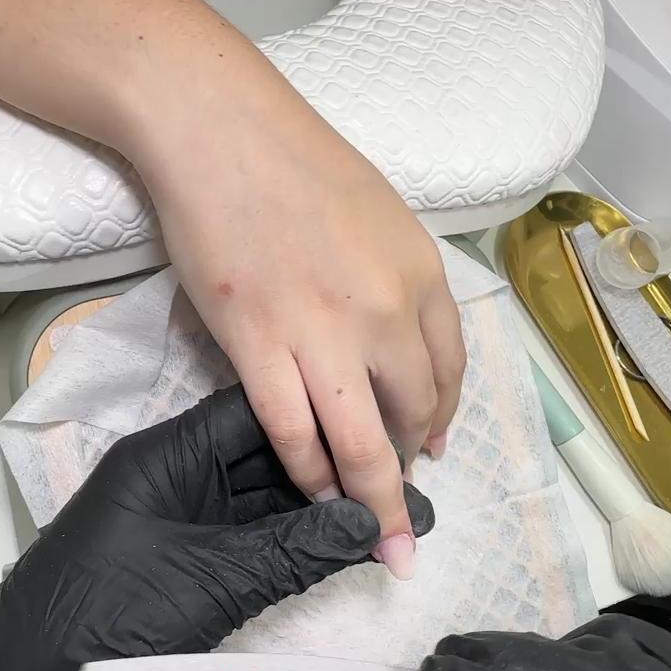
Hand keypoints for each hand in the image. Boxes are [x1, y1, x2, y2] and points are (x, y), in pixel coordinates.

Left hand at [0, 386, 434, 670]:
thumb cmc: (106, 621)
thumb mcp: (209, 582)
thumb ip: (294, 549)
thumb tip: (375, 521)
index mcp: (166, 453)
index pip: (257, 413)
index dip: (322, 422)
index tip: (387, 437)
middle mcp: (175, 474)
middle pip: (266, 459)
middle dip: (332, 478)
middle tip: (407, 496)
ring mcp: (179, 520)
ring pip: (260, 504)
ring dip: (317, 517)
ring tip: (390, 527)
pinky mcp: (182, 562)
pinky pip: (246, 541)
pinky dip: (289, 548)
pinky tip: (340, 552)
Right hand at [133, 90, 463, 582]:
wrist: (221, 131)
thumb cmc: (298, 163)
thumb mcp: (380, 216)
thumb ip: (401, 285)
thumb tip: (398, 352)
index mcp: (421, 274)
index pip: (448, 370)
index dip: (441, 420)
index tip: (430, 450)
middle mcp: (385, 312)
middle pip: (411, 414)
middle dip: (410, 472)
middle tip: (401, 510)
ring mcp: (322, 332)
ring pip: (358, 442)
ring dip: (369, 499)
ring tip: (373, 538)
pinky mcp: (258, 345)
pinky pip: (292, 431)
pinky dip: (306, 471)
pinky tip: (313, 492)